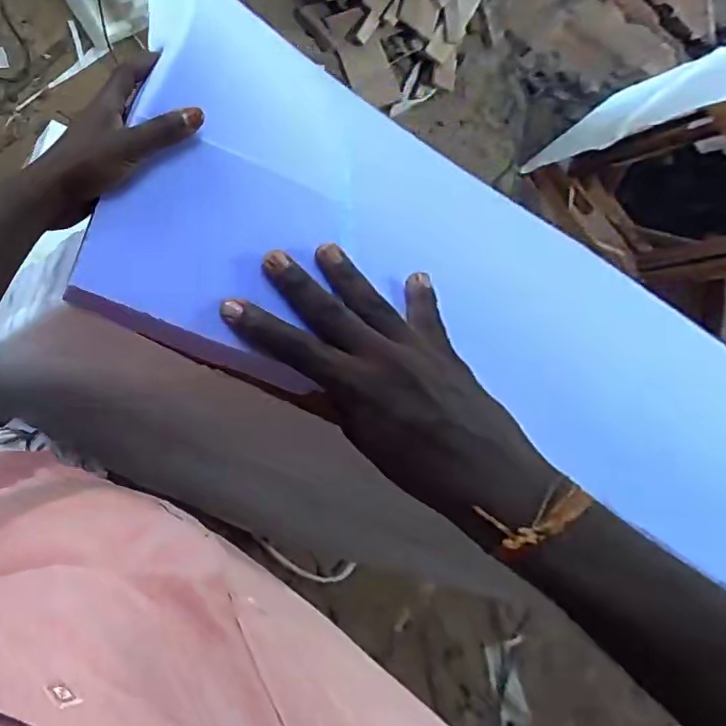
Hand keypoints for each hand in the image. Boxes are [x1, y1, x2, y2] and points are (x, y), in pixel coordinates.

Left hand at [18, 52, 202, 229]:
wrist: (49, 199)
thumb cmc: (84, 164)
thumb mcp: (127, 145)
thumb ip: (160, 131)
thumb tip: (197, 112)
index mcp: (106, 105)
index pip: (128, 72)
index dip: (149, 62)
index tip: (175, 61)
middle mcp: (104, 120)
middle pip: (134, 101)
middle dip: (161, 99)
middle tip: (194, 101)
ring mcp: (101, 145)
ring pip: (134, 132)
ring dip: (157, 133)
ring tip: (191, 136)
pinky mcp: (101, 168)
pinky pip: (131, 159)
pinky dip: (148, 160)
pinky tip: (170, 169)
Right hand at [219, 245, 557, 539]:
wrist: (493, 478)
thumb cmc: (419, 470)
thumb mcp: (365, 440)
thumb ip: (339, 402)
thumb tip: (316, 379)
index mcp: (354, 384)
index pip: (295, 348)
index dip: (260, 327)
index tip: (232, 304)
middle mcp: (379, 356)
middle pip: (329, 313)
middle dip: (297, 284)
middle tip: (275, 256)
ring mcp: (414, 348)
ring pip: (372, 304)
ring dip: (347, 274)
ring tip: (327, 247)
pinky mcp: (443, 350)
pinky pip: (428, 317)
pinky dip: (420, 296)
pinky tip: (416, 275)